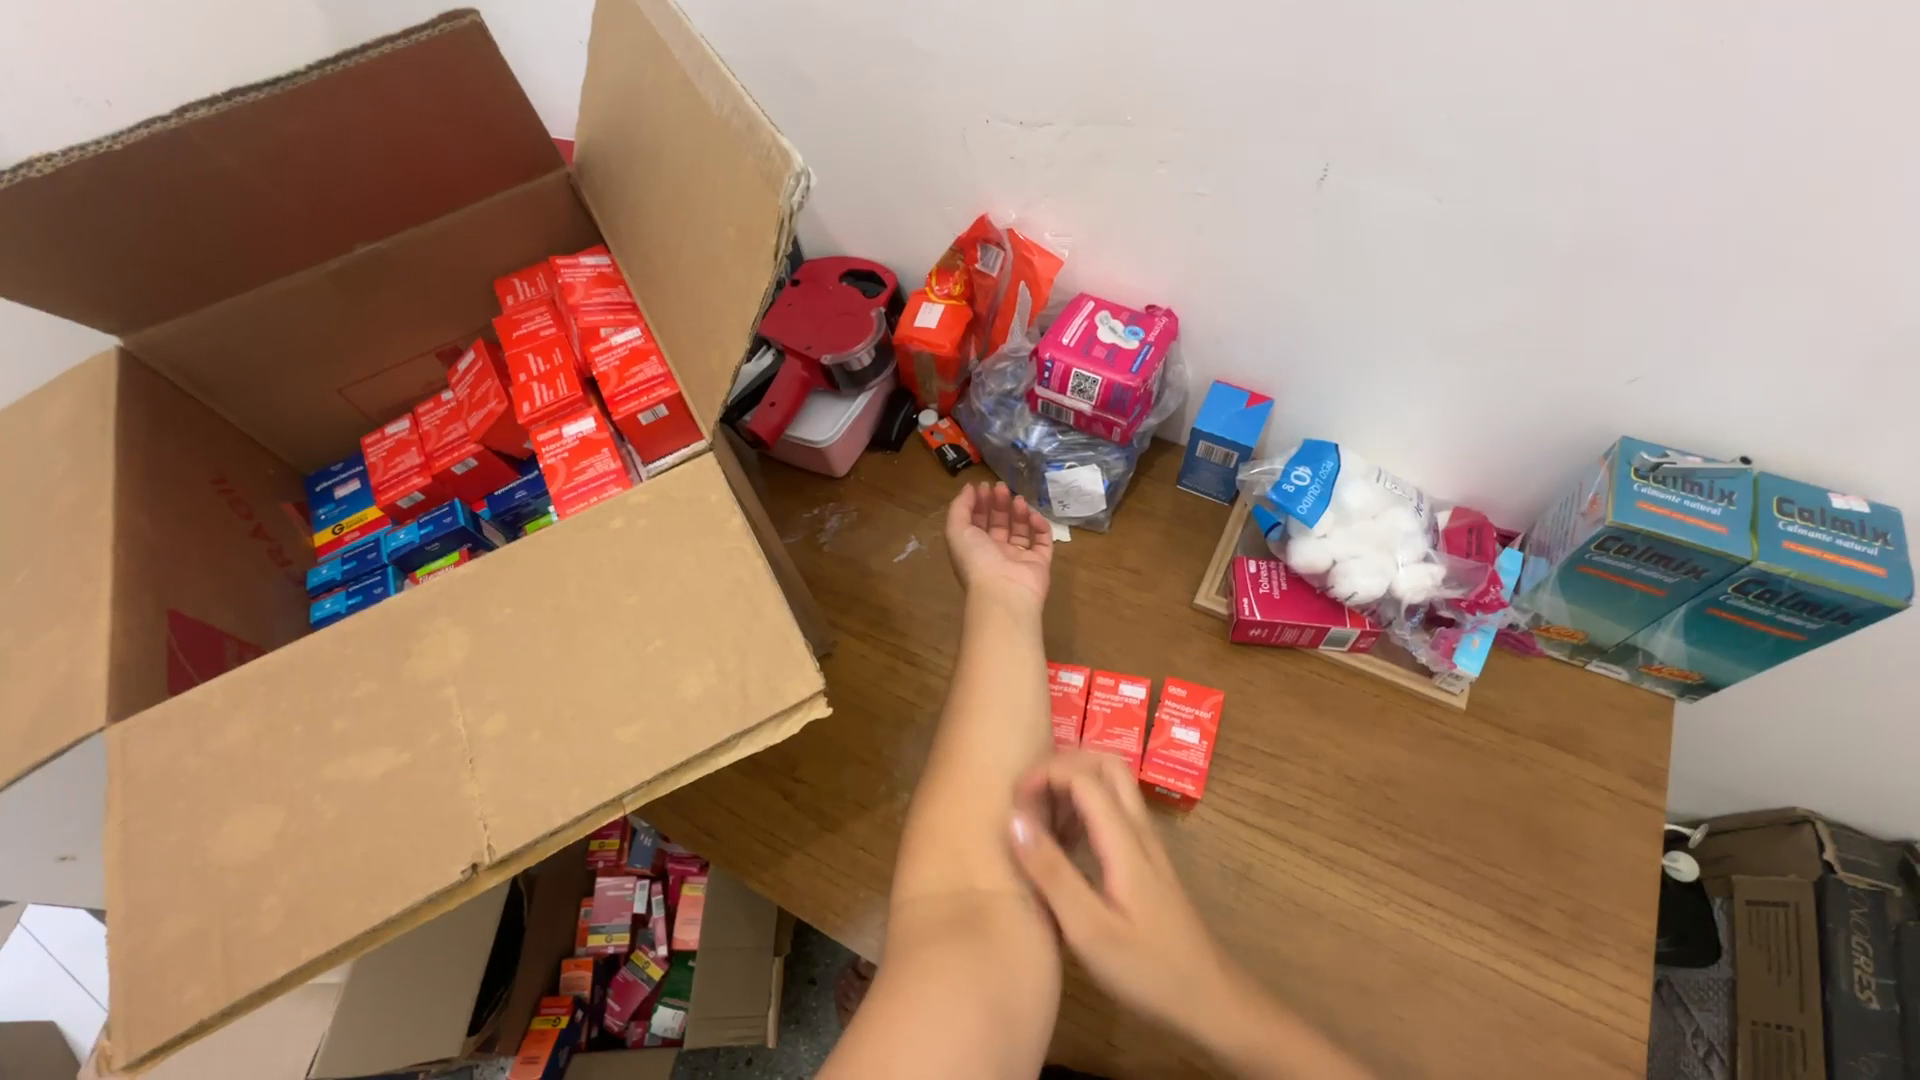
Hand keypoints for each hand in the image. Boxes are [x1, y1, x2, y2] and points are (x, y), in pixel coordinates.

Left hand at [944, 481, 1053, 605]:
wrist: (1004, 592)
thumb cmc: (976, 560)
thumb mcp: (956, 530)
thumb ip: (959, 507)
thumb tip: (968, 488)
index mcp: (973, 548)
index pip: (977, 521)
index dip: (979, 503)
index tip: (985, 485)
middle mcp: (995, 553)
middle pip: (998, 523)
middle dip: (999, 503)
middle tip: (1003, 487)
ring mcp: (1018, 559)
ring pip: (1020, 530)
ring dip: (1018, 512)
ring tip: (1019, 499)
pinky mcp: (1040, 563)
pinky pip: (1042, 541)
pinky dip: (1039, 526)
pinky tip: (1033, 515)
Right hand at [1007, 752, 1231, 1036]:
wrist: (1209, 1000)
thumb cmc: (1147, 970)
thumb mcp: (1088, 930)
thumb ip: (1051, 872)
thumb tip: (1014, 819)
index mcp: (1125, 841)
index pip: (1085, 777)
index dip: (1045, 775)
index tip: (1013, 801)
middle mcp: (1139, 831)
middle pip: (1107, 764)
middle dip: (1063, 765)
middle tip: (1029, 794)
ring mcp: (1146, 843)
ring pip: (1113, 785)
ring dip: (1074, 784)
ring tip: (1039, 816)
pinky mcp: (1145, 860)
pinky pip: (1114, 811)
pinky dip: (1084, 808)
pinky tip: (1063, 842)